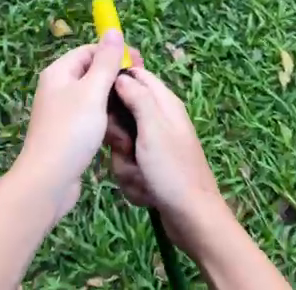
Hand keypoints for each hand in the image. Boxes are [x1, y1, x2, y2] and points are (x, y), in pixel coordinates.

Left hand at [11, 30, 129, 219]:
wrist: (48, 180)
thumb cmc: (71, 130)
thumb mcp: (92, 92)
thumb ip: (105, 62)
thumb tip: (113, 30)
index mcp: (59, 72)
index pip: (88, 51)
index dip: (113, 53)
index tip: (139, 62)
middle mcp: (56, 87)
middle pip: (89, 71)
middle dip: (114, 75)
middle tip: (140, 85)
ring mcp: (60, 111)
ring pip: (90, 95)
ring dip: (110, 97)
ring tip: (134, 104)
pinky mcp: (66, 132)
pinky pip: (88, 115)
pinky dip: (104, 115)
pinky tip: (119, 125)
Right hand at [106, 65, 230, 244]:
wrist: (194, 220)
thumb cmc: (173, 170)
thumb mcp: (153, 127)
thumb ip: (137, 97)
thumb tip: (120, 75)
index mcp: (164, 103)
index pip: (134, 75)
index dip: (116, 83)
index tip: (102, 100)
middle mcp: (159, 120)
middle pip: (122, 113)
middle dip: (118, 135)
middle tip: (126, 146)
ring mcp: (155, 146)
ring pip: (122, 143)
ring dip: (125, 163)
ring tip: (140, 175)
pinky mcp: (151, 169)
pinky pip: (129, 166)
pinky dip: (133, 179)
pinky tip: (145, 190)